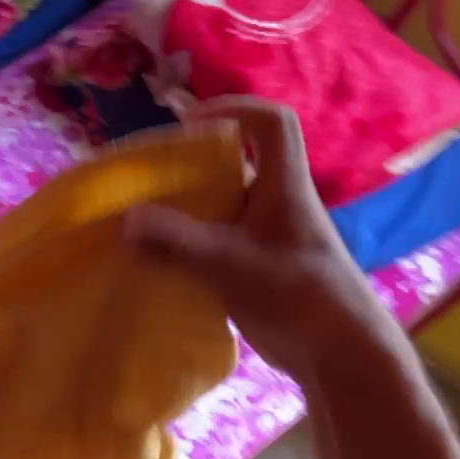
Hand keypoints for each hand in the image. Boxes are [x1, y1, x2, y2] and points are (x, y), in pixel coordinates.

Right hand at [124, 98, 397, 379]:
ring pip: (219, 209)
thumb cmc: (295, 294)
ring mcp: (262, 239)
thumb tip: (125, 218)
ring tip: (140, 221)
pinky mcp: (251, 269)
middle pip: (235, 166)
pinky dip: (182, 247)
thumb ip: (177, 241)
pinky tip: (155, 261)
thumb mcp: (231, 264)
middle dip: (190, 168)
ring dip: (181, 212)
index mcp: (284, 188)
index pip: (270, 125)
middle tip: (146, 179)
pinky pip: (211, 244)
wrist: (333, 349)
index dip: (234, 109)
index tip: (188, 121)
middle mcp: (274, 205)